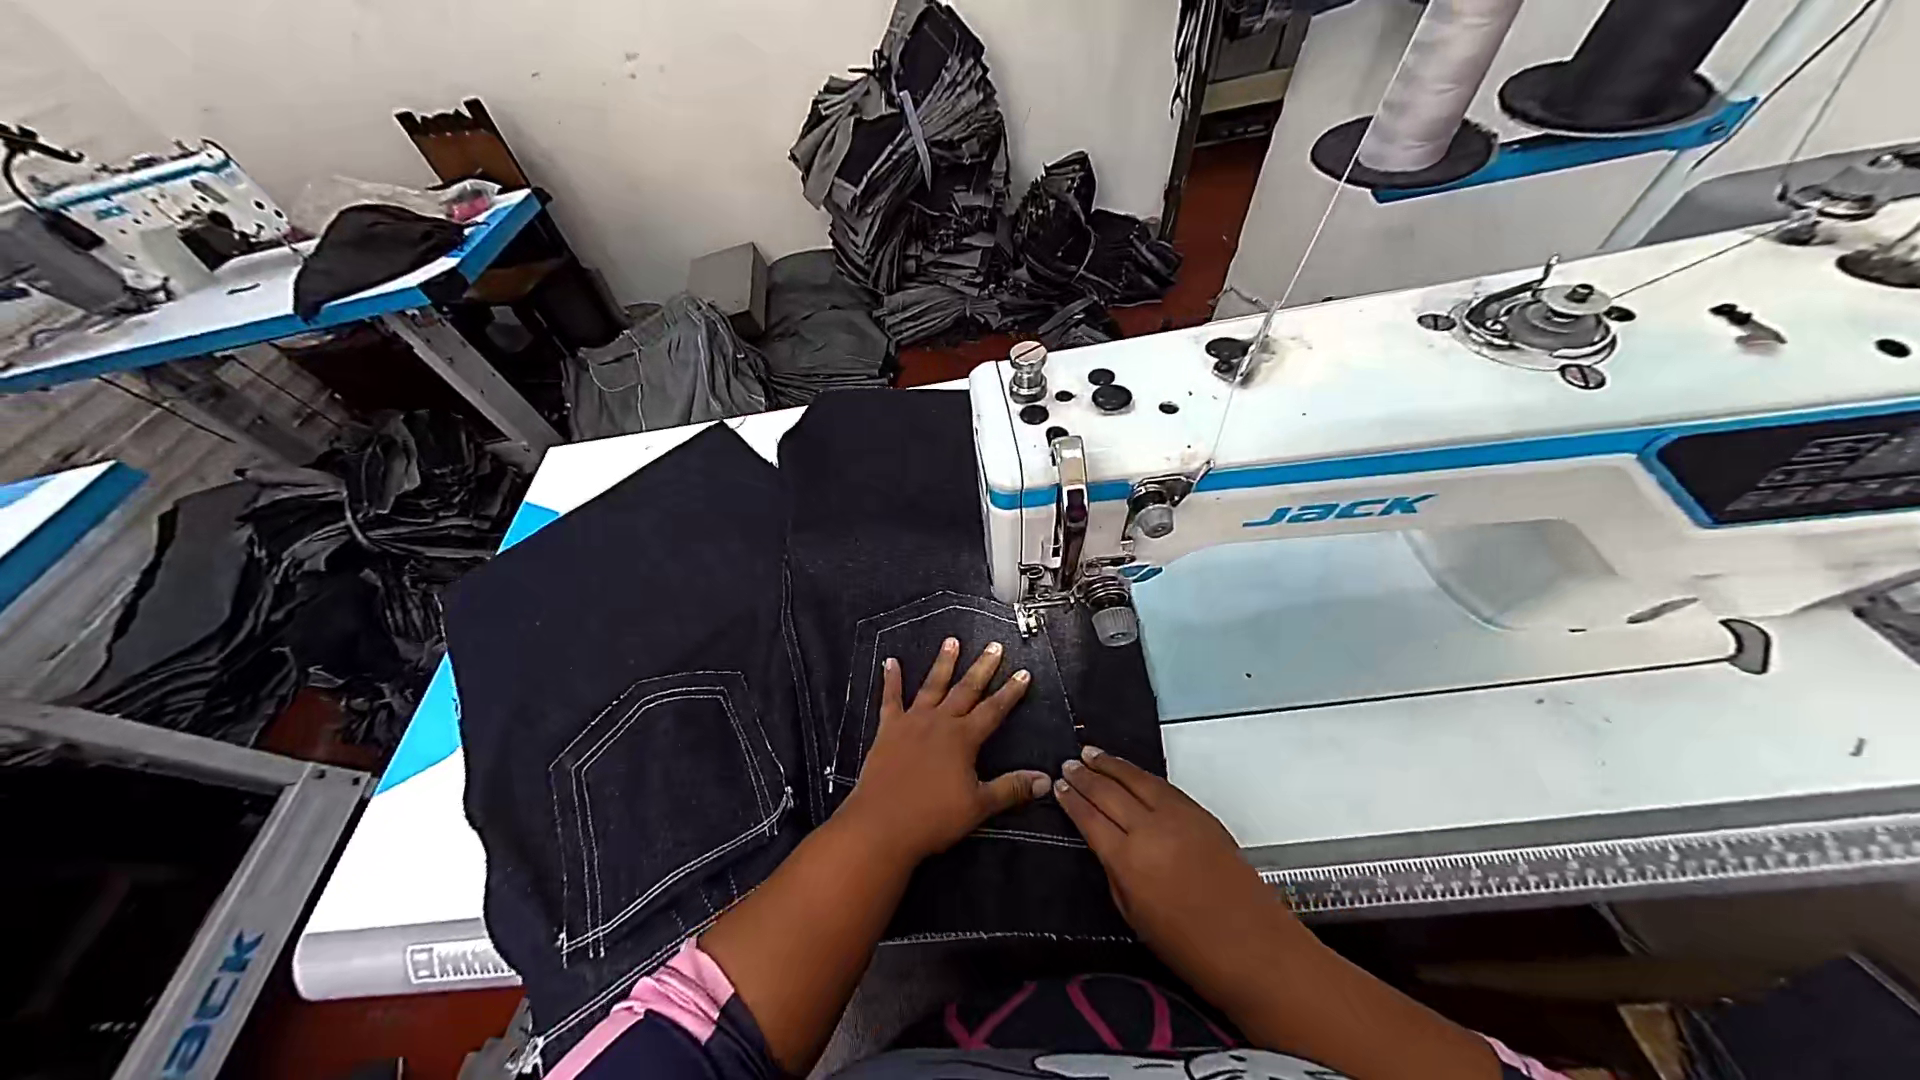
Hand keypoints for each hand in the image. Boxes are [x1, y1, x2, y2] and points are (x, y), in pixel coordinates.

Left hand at [840, 638, 1050, 862]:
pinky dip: (891, 680)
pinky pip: (890, 699)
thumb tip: (1045, 780)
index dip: (1011, 691)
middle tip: (994, 646)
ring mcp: (911, 722)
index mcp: (963, 738)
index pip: (994, 709)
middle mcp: (939, 722)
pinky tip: (890, 662)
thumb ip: (1011, 788)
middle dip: (983, 667)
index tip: (1023, 673)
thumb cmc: (932, 817)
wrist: (881, 825)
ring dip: (943, 663)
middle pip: (966, 689)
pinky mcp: (888, 730)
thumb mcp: (979, 805)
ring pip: (932, 686)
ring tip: (952, 641)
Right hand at [1055, 746, 1301, 1004]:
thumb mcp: (1135, 917)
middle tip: (1069, 764)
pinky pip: (1162, 785)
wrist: (1256, 949)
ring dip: (1110, 764)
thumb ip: (1114, 874)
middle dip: (1085, 776)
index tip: (1059, 788)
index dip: (1071, 800)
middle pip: (1108, 791)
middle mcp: (1151, 830)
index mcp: (1129, 860)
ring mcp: (1179, 817)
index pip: (1089, 817)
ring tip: (1091, 753)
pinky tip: (1129, 770)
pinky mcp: (1201, 814)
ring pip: (1135, 778)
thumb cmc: (1193, 949)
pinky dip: (1140, 773)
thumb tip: (1105, 847)